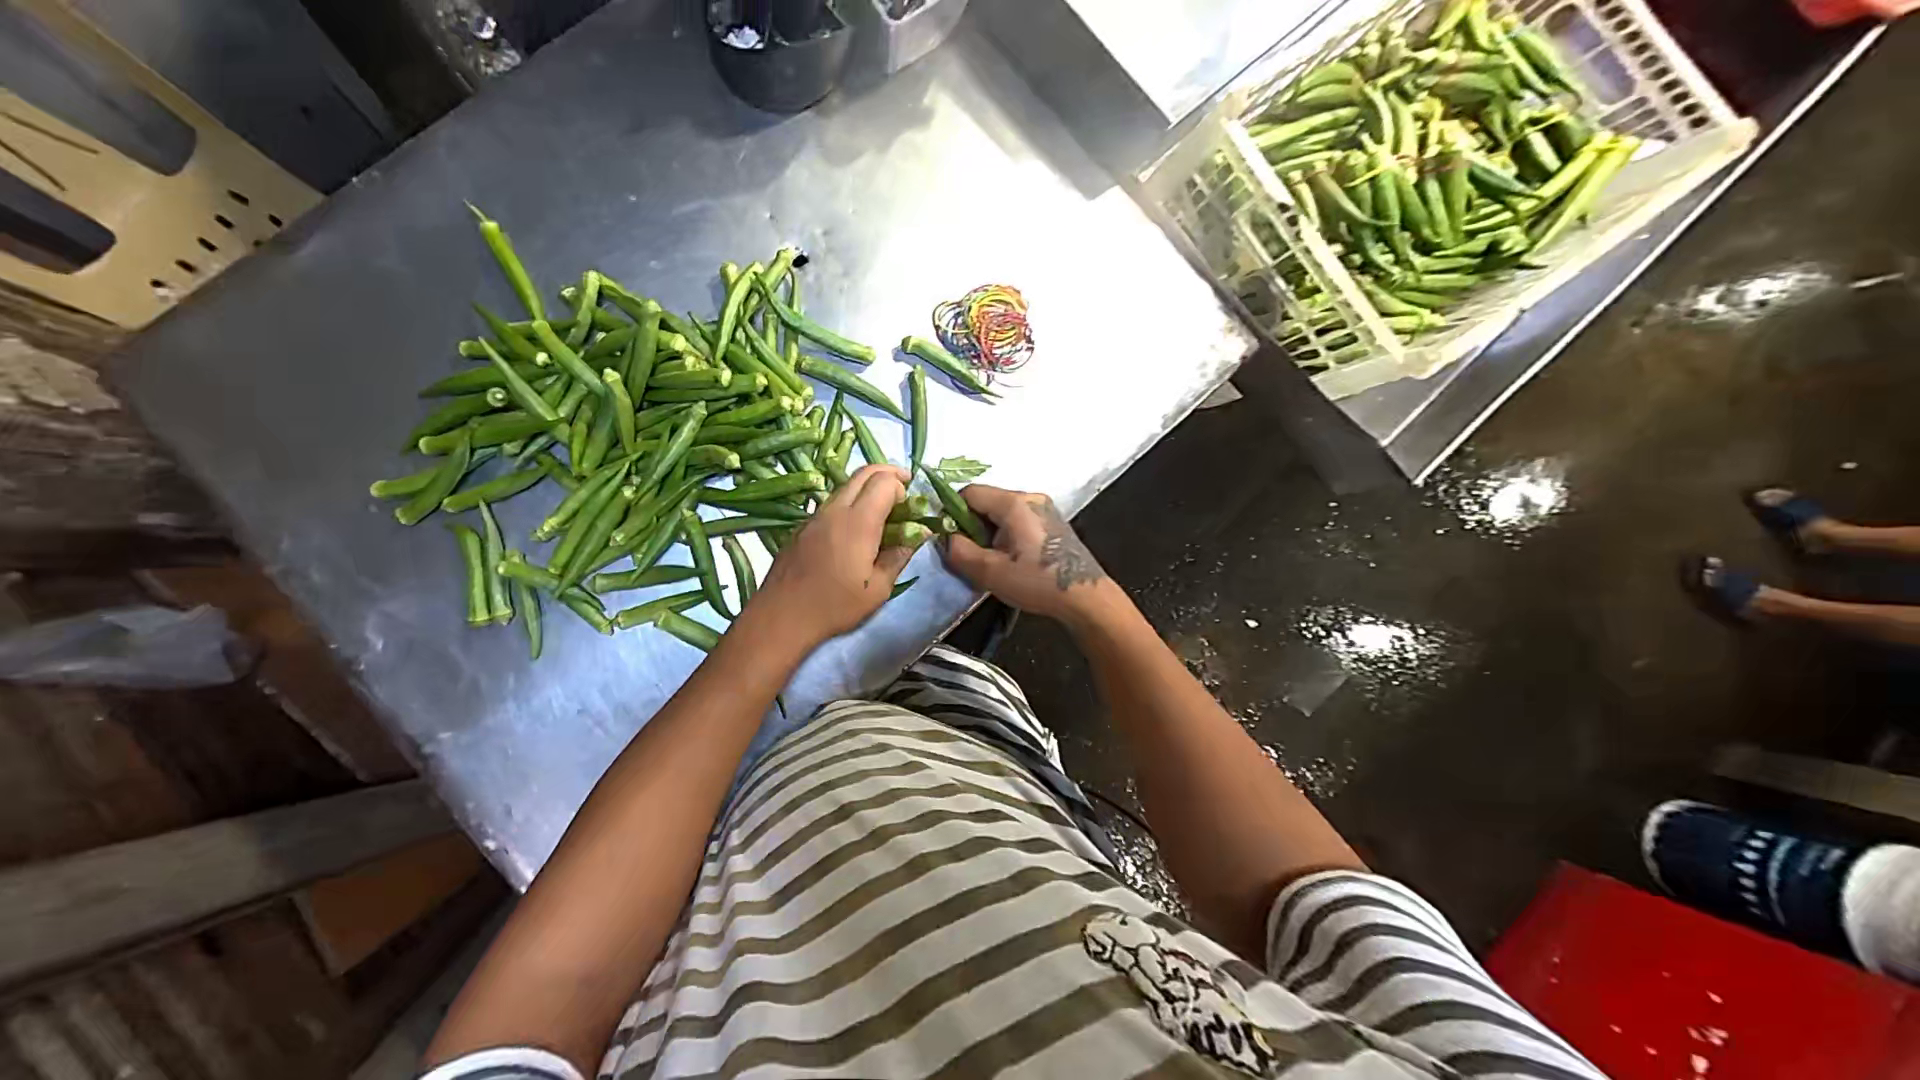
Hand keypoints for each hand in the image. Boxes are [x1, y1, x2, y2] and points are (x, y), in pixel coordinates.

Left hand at [746, 465, 914, 646]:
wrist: (782, 616)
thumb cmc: (835, 606)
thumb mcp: (879, 589)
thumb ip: (899, 556)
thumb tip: (918, 535)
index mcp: (858, 522)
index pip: (884, 482)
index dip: (901, 487)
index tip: (912, 504)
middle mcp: (835, 510)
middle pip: (863, 473)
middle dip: (888, 473)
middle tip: (905, 485)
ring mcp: (815, 517)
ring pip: (845, 486)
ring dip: (867, 487)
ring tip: (883, 507)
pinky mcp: (802, 527)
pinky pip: (831, 504)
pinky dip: (850, 503)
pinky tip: (856, 528)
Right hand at [942, 485, 1118, 626]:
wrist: (1087, 597)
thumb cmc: (1039, 583)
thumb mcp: (992, 573)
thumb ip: (960, 552)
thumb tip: (946, 539)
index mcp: (1015, 504)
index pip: (970, 493)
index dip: (953, 513)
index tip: (951, 539)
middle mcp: (1030, 498)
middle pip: (987, 502)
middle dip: (973, 527)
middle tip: (973, 556)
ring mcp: (1045, 509)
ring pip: (1002, 513)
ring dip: (990, 534)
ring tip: (994, 563)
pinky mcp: (1052, 523)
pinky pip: (1018, 521)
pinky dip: (1008, 536)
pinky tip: (1013, 562)